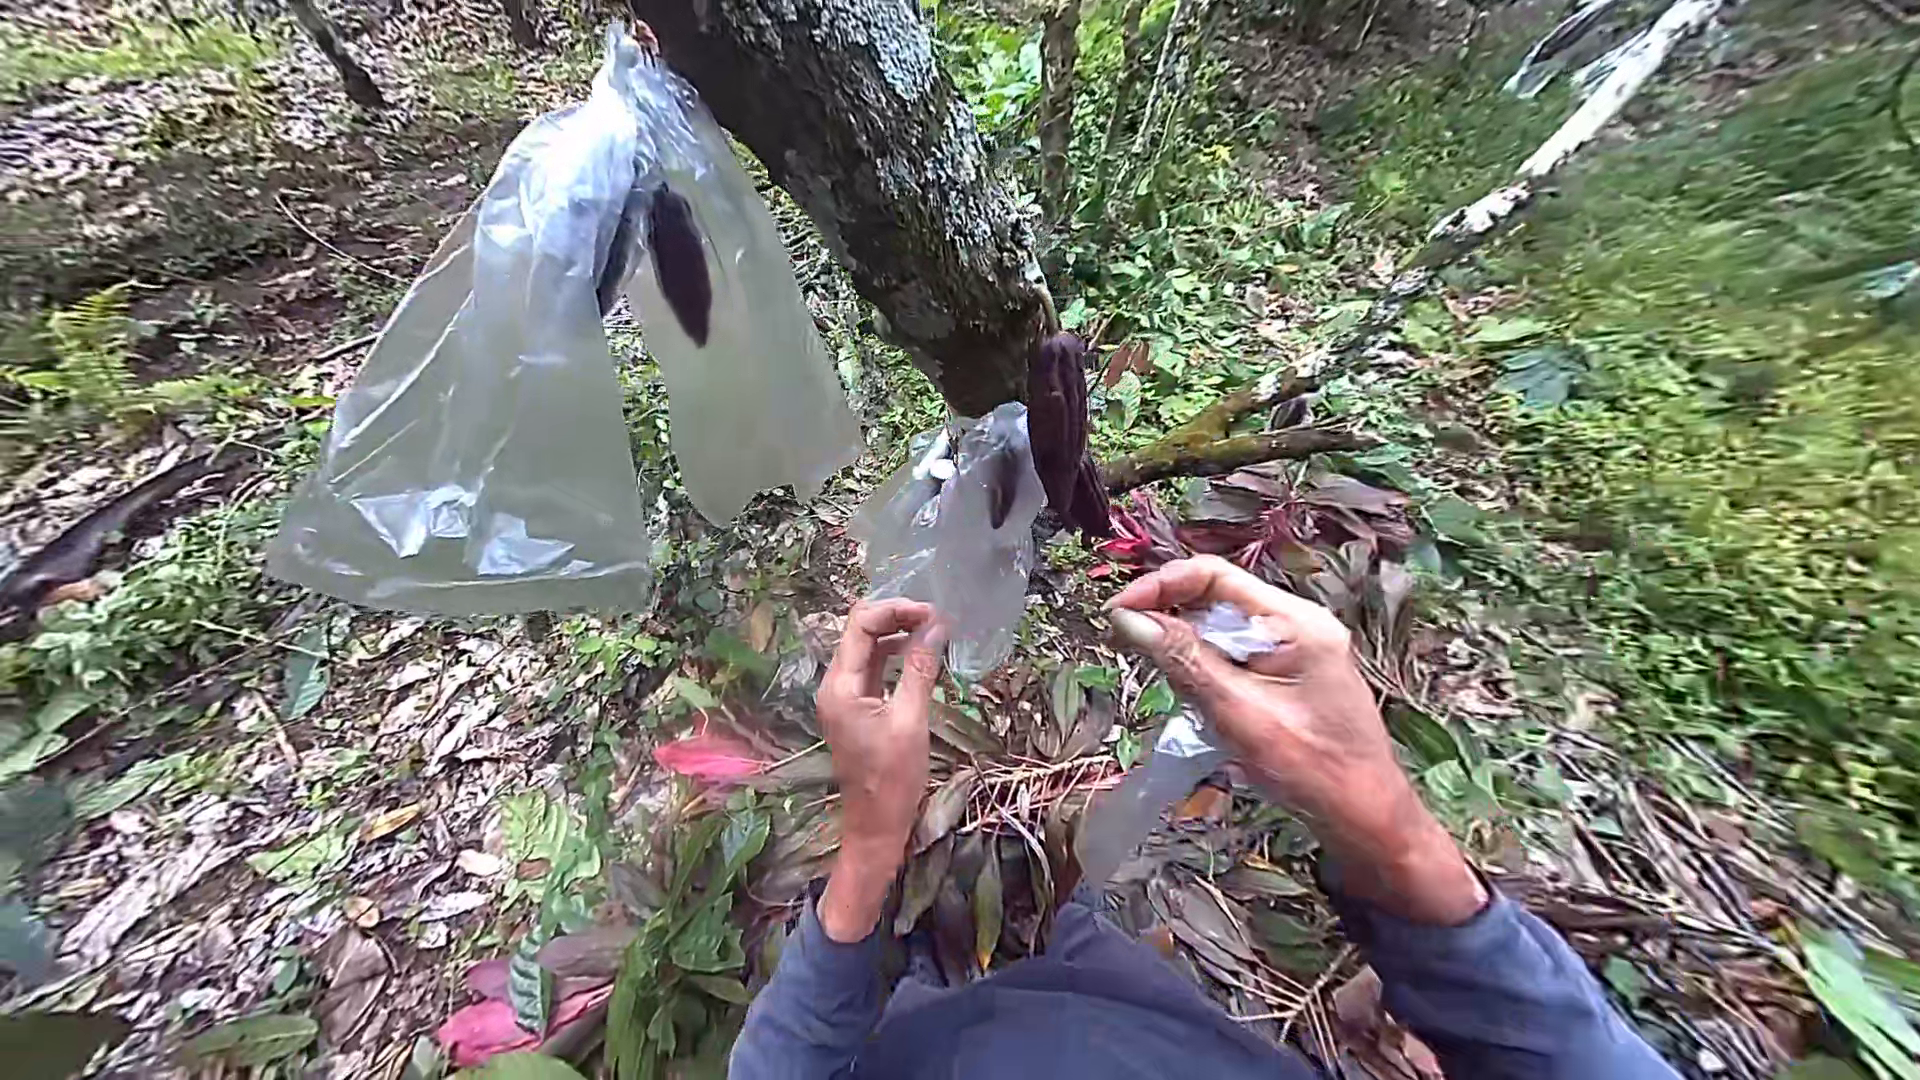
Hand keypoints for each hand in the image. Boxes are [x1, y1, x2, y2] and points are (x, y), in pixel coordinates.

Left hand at [813, 599, 945, 940]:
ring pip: (869, 647)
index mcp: (840, 685)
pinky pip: (875, 666)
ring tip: (934, 629)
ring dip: (898, 633)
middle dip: (897, 617)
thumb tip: (937, 625)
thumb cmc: (893, 778)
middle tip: (936, 618)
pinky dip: (897, 654)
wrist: (876, 826)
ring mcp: (846, 694)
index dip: (895, 610)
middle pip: (861, 631)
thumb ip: (920, 669)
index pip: (860, 625)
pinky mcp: (858, 705)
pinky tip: (922, 652)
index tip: (931, 613)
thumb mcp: (911, 720)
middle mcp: (836, 684)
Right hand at [1109, 556, 1484, 923]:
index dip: (1160, 585)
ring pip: (1217, 623)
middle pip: (1213, 596)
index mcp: (1294, 622)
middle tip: (1122, 638)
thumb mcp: (1239, 715)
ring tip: (1152, 667)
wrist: (1370, 825)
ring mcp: (1291, 644)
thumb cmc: (1312, 772)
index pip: (1214, 576)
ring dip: (1179, 641)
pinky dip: (1198, 661)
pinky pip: (1228, 649)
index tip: (1118, 611)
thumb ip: (1183, 661)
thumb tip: (1127, 619)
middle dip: (1165, 613)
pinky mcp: (1283, 668)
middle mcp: (1293, 622)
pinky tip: (1186, 687)